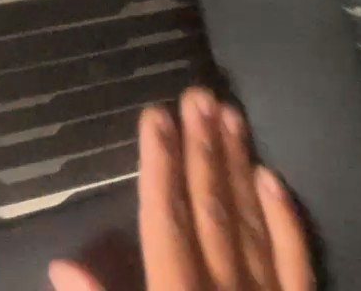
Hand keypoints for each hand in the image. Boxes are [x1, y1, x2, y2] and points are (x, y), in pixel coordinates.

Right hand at [48, 89, 312, 290]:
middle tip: (197, 95)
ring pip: (254, 225)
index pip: (167, 223)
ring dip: (238, 167)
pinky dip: (287, 220)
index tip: (156, 115)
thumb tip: (60, 265)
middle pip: (212, 214)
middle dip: (202, 153)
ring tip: (228, 114)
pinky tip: (274, 178)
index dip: (160, 167)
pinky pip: (300, 266)